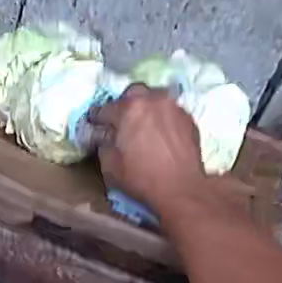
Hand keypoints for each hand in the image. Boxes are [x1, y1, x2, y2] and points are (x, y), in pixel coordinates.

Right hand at [89, 85, 212, 215]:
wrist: (181, 188)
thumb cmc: (141, 179)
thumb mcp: (110, 167)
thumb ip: (103, 146)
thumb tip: (105, 136)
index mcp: (129, 110)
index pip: (105, 109)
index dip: (96, 118)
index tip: (93, 123)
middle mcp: (152, 99)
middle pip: (133, 94)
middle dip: (123, 105)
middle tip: (120, 122)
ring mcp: (173, 106)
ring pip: (154, 98)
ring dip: (144, 108)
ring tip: (142, 125)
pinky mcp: (188, 117)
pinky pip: (169, 111)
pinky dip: (161, 118)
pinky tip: (160, 133)